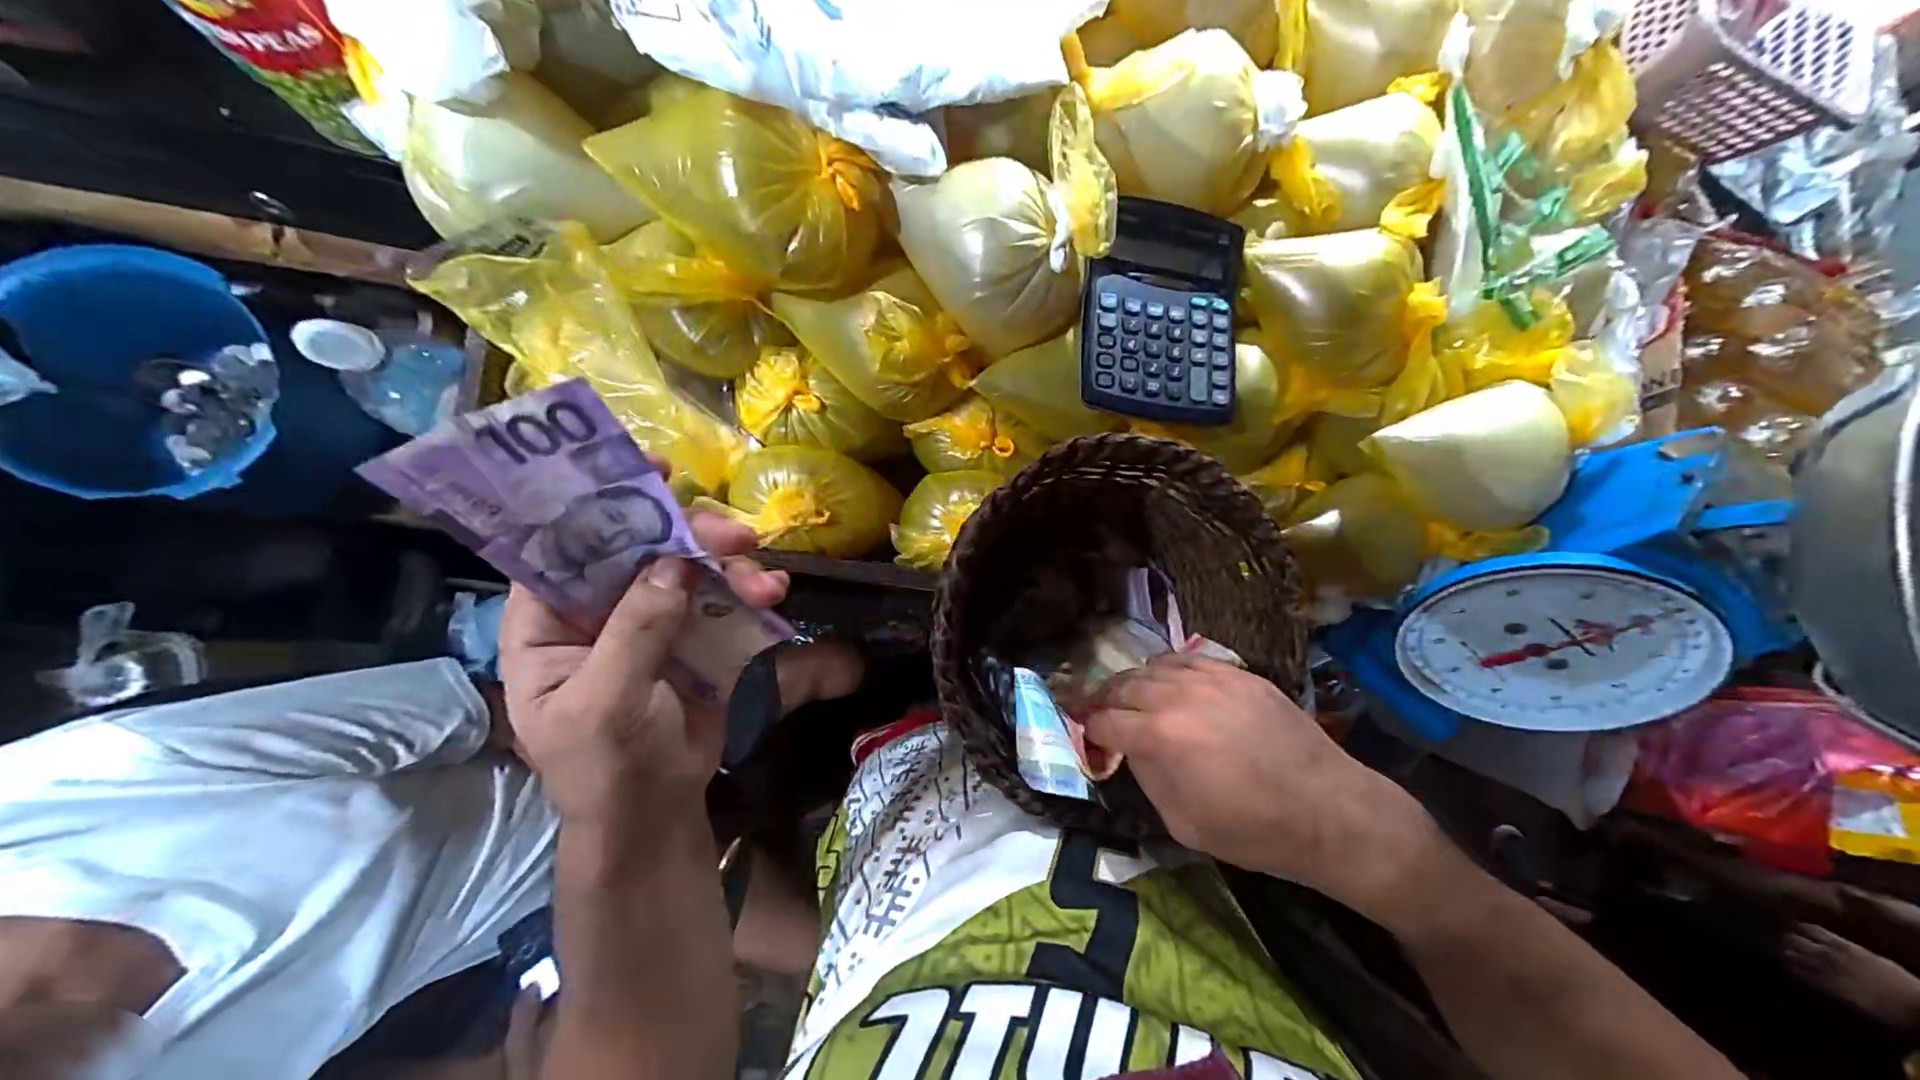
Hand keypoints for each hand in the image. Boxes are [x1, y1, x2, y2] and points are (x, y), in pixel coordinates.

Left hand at [499, 510, 859, 827]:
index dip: (605, 502)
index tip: (655, 473)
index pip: (567, 543)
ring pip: (690, 565)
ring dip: (732, 566)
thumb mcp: (603, 706)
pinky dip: (747, 590)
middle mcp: (599, 604)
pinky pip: (720, 594)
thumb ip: (633, 634)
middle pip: (643, 545)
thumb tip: (673, 564)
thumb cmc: (603, 768)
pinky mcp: (694, 631)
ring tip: (770, 588)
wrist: (654, 813)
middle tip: (740, 540)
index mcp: (549, 617)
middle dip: (692, 535)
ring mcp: (652, 614)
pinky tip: (773, 597)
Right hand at [1083, 653, 1445, 917]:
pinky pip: (1188, 659)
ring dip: (1133, 683)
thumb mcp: (1182, 822)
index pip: (1104, 719)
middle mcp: (1180, 696)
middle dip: (1103, 700)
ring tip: (1131, 698)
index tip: (1085, 735)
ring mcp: (1213, 678)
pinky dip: (1169, 670)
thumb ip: (1147, 776)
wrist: (1331, 813)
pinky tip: (1170, 685)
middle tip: (1098, 713)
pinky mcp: (1239, 673)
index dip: (1088, 728)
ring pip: (1153, 667)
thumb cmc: (1254, 831)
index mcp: (1162, 736)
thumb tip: (1130, 748)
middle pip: (1122, 685)